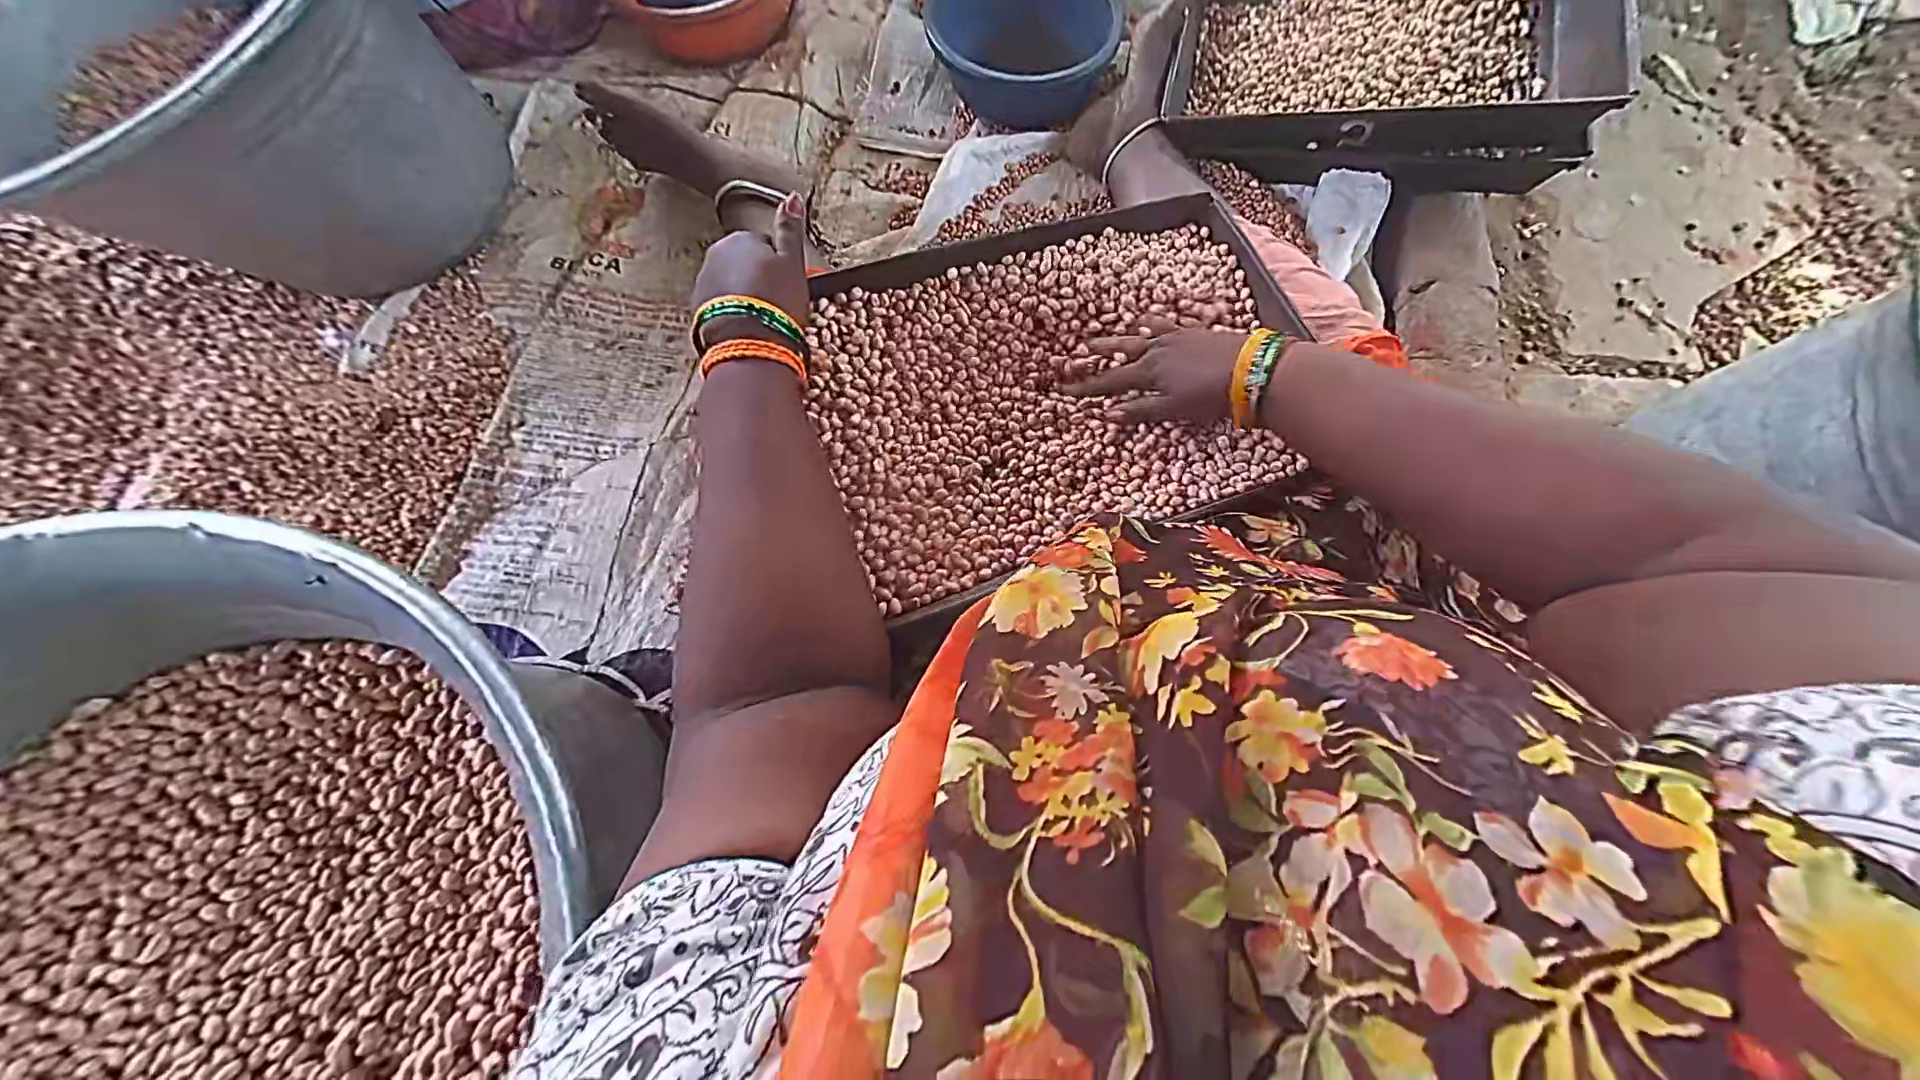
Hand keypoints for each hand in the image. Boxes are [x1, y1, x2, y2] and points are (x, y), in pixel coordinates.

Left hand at [690, 192, 809, 343]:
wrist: (747, 340)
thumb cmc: (776, 301)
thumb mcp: (793, 264)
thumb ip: (790, 230)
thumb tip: (793, 197)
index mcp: (742, 239)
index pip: (766, 246)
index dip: (781, 267)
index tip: (788, 286)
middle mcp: (717, 254)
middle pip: (745, 264)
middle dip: (759, 279)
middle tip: (778, 303)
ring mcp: (704, 280)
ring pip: (731, 284)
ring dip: (745, 296)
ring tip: (763, 317)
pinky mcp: (698, 306)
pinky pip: (721, 304)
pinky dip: (733, 312)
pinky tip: (747, 326)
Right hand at [1061, 326, 1246, 423]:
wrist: (1252, 369)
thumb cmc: (1210, 395)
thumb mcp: (1172, 408)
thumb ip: (1140, 410)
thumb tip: (1107, 414)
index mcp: (1149, 371)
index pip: (1111, 381)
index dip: (1088, 388)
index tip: (1066, 391)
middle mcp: (1158, 350)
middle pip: (1122, 350)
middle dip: (1101, 351)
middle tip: (1082, 348)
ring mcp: (1177, 338)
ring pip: (1142, 335)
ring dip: (1124, 335)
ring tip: (1112, 332)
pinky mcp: (1195, 332)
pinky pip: (1167, 325)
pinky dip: (1154, 323)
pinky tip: (1151, 321)